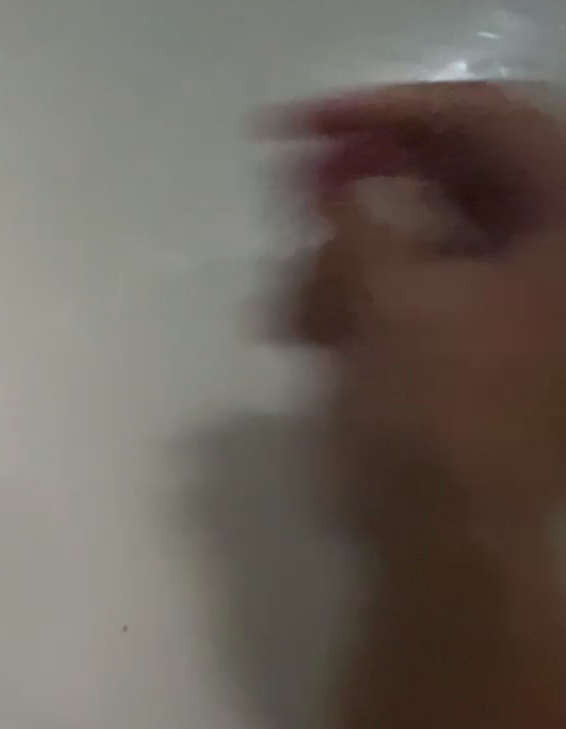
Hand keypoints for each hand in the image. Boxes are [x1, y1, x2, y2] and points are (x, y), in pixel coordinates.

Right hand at [279, 82, 565, 535]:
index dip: (386, 112)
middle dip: (353, 198)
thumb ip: (362, 229)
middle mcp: (547, 245)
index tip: (290, 126)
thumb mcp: (395, 308)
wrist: (438, 522)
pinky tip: (309, 330)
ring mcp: (499, 289)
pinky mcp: (450, 331)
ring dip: (337, 260)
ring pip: (404, 235)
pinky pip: (388, 284)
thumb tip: (332, 175)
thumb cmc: (435, 414)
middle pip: (441, 179)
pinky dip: (341, 296)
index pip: (485, 123)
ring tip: (296, 310)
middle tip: (283, 210)